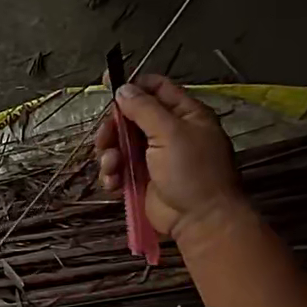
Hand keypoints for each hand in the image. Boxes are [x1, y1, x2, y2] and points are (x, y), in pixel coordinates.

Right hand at [96, 74, 243, 240]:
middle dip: (113, 127)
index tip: (107, 86)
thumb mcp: (170, 133)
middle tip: (106, 138)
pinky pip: (119, 168)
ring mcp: (153, 157)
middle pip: (130, 116)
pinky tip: (114, 182)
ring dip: (110, 153)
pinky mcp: (141, 179)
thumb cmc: (193, 172)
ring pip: (120, 143)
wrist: (200, 220)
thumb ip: (144, 108)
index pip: (155, 88)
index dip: (131, 86)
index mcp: (184, 114)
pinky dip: (112, 174)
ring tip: (112, 167)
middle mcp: (168, 132)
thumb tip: (122, 89)